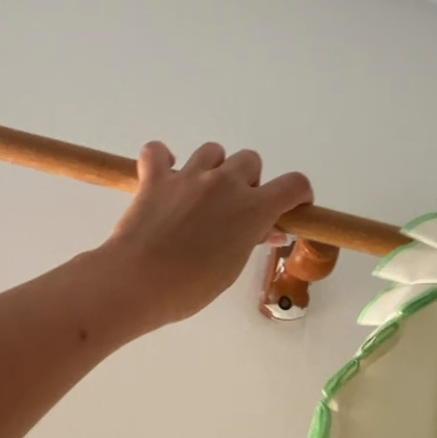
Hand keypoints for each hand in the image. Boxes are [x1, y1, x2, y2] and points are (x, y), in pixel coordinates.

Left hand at [100, 141, 312, 328]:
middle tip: (232, 209)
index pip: (293, 185)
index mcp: (252, 208)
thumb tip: (266, 231)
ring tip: (199, 194)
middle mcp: (224, 183)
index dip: (297, 194)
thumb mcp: (231, 268)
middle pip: (249, 161)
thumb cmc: (191, 287)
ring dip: (212, 168)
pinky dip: (161, 158)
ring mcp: (188, 176)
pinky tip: (163, 174)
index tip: (291, 205)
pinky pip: (157, 151)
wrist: (139, 281)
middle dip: (247, 181)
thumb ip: (250, 240)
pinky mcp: (155, 177)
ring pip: (212, 151)